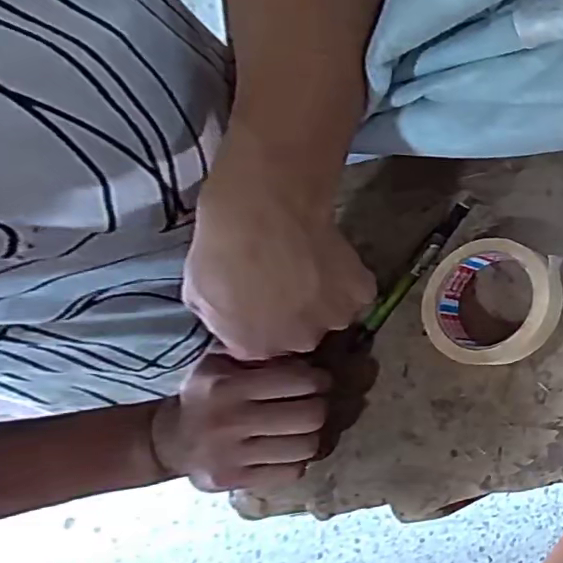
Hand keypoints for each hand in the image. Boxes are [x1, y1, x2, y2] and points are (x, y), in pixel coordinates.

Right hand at [149, 350, 331, 491]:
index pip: (305, 381)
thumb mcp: (224, 362)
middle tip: (311, 406)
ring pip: (307, 446)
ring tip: (298, 430)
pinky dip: (295, 462)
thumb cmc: (209, 394)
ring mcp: (227, 456)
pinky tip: (283, 451)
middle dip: (319, 408)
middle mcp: (226, 421)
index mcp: (226, 386)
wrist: (165, 441)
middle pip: (312, 415)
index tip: (315, 382)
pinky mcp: (232, 482)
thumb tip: (312, 344)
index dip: (319, 380)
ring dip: (310, 437)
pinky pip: (292, 473)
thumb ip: (264, 352)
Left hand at [184, 151, 375, 360]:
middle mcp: (302, 342)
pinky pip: (356, 296)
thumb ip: (223, 321)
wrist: (267, 214)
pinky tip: (332, 267)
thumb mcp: (199, 295)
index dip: (256, 327)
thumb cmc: (221, 252)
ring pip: (332, 317)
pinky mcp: (363, 294)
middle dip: (293, 319)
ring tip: (311, 275)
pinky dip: (347, 286)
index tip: (254, 306)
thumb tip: (237, 323)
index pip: (259, 349)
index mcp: (256, 349)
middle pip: (301, 337)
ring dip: (325, 304)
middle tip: (285, 288)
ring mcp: (337, 319)